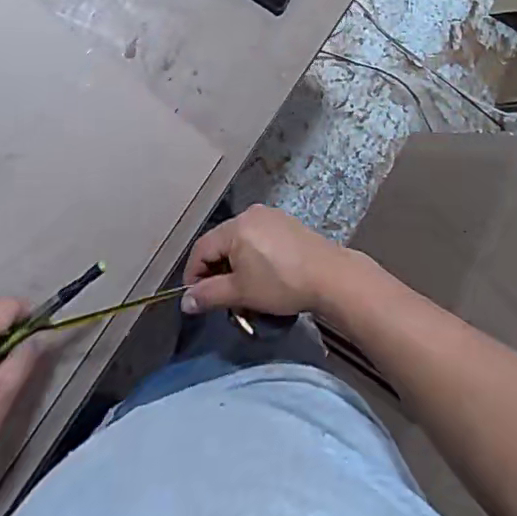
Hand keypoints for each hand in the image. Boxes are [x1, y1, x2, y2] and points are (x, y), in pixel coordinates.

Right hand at [181, 204, 352, 317]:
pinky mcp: (286, 224)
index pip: (201, 249)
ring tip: (243, 291)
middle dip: (216, 272)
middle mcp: (251, 214)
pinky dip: (253, 257)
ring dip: (235, 266)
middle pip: (220, 243)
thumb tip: (185, 302)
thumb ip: (209, 295)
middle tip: (221, 299)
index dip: (193, 275)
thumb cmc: (282, 284)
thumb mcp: (241, 292)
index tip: (196, 300)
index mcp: (235, 226)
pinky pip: (259, 239)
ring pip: (240, 242)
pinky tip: (264, 276)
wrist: (331, 277)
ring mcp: (271, 217)